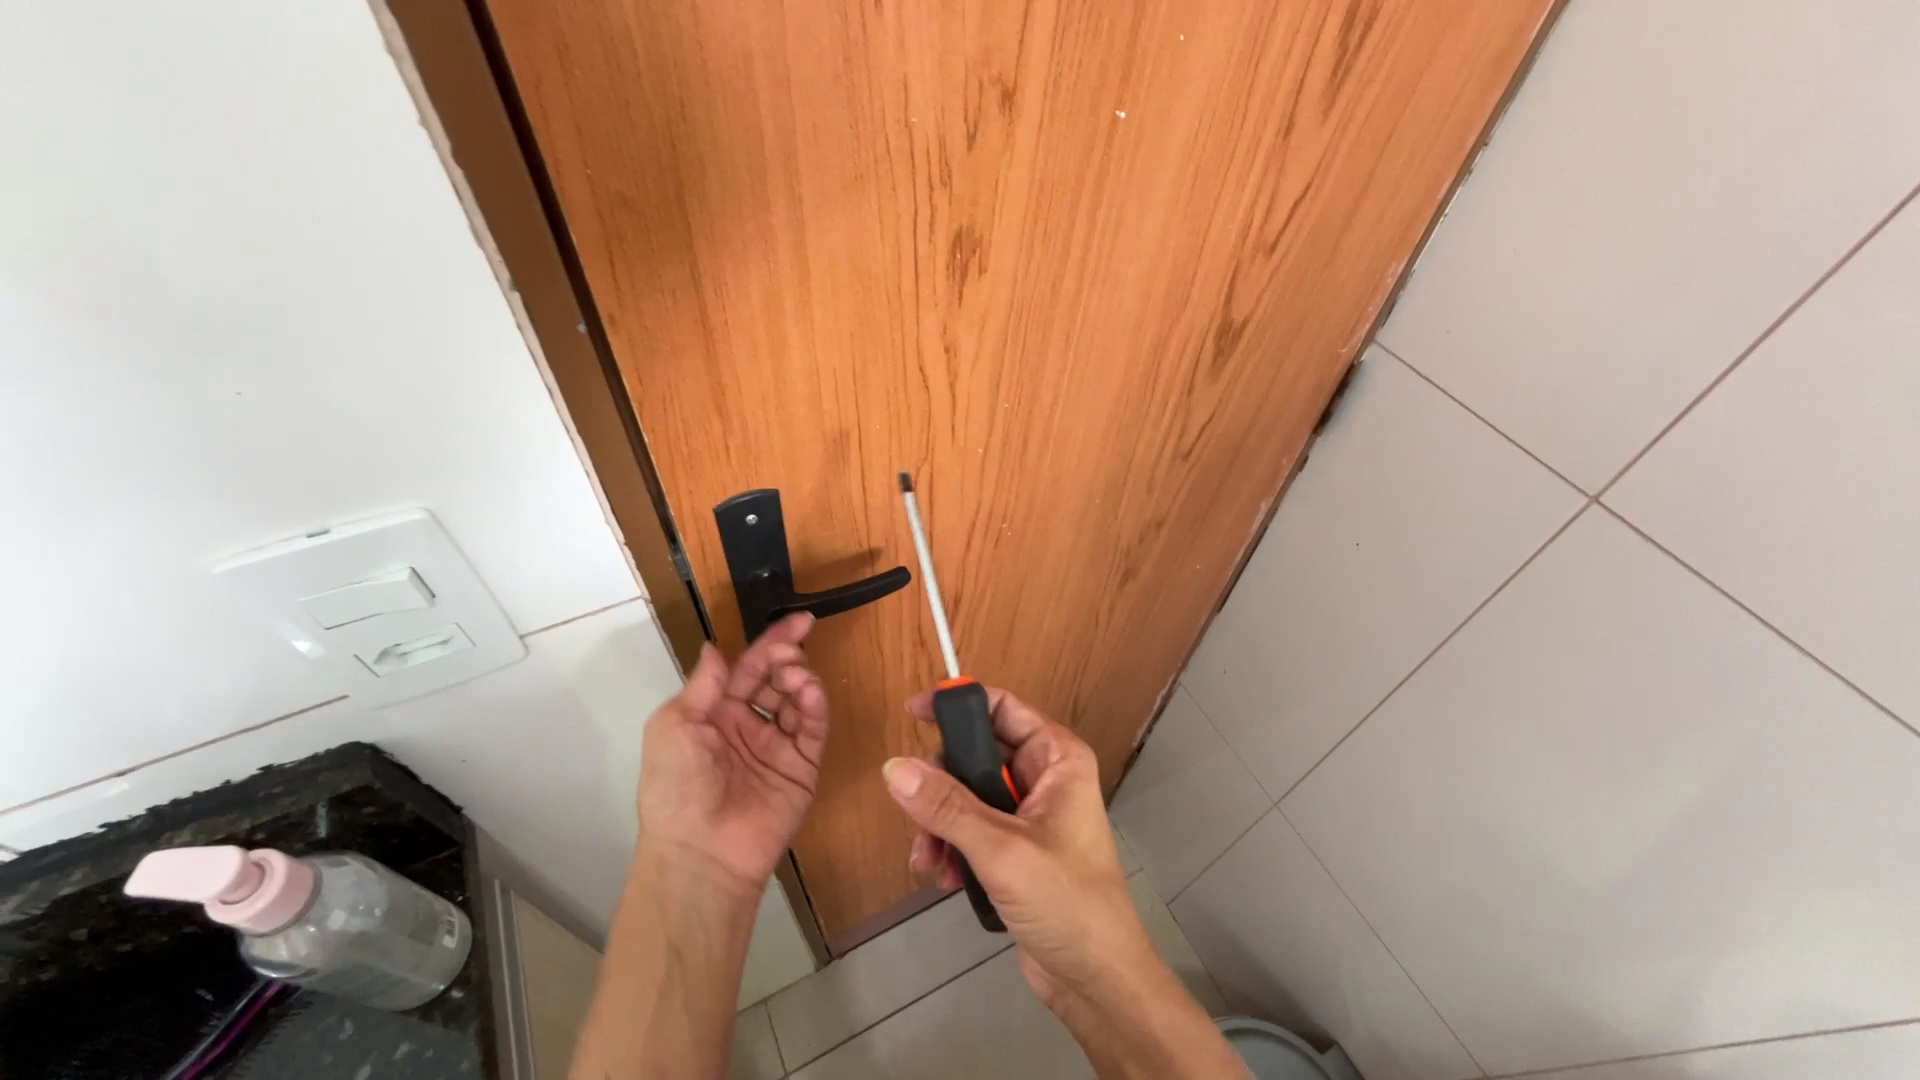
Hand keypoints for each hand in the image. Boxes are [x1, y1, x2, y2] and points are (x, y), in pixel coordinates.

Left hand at [635, 613, 825, 896]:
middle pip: (775, 680)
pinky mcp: (801, 767)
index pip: (747, 669)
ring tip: (797, 677)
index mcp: (714, 713)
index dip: (771, 644)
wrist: (700, 852)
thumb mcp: (674, 726)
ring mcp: (776, 746)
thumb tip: (715, 647)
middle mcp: (747, 725)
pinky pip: (812, 729)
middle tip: (795, 650)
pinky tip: (810, 693)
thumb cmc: (676, 787)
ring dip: (801, 680)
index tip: (799, 622)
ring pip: (797, 700)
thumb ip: (703, 685)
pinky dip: (816, 706)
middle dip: (788, 658)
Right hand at [882, 692, 1248, 1078]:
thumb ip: (947, 807)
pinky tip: (945, 879)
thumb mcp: (1002, 849)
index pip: (1002, 708)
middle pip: (974, 755)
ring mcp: (1027, 816)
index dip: (958, 704)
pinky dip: (951, 849)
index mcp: (1056, 759)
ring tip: (931, 862)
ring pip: (964, 796)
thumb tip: (895, 767)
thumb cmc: (1067, 902)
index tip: (913, 712)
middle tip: (918, 814)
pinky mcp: (1013, 851)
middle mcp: (1042, 778)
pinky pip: (969, 831)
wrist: (1096, 980)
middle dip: (940, 786)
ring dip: (940, 826)